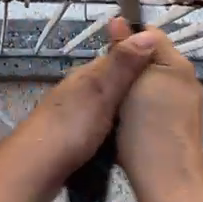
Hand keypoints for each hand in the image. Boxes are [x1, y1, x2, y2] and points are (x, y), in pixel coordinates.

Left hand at [11, 23, 157, 192]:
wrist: (35, 167)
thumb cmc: (71, 127)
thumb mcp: (101, 92)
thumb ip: (123, 65)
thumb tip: (148, 33)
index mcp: (86, 75)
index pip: (119, 58)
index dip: (141, 62)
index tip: (167, 74)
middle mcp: (79, 89)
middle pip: (113, 84)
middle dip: (135, 91)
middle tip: (164, 105)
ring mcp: (74, 114)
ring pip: (107, 107)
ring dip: (124, 113)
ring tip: (150, 124)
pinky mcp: (73, 137)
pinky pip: (100, 127)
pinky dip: (114, 131)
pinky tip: (126, 143)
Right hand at [108, 18, 202, 201]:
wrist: (169, 185)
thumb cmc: (147, 129)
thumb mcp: (131, 83)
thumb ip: (126, 51)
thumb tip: (119, 20)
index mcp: (177, 65)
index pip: (150, 35)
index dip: (125, 39)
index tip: (103, 55)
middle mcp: (186, 82)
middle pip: (149, 62)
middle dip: (126, 68)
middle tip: (104, 84)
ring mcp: (185, 108)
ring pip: (150, 87)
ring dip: (130, 92)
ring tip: (110, 106)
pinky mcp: (180, 129)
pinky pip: (154, 108)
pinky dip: (138, 111)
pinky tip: (123, 127)